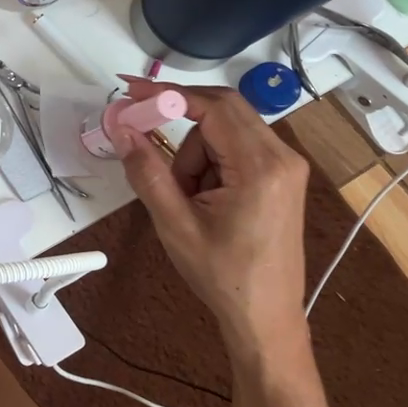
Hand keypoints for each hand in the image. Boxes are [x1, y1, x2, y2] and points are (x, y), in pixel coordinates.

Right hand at [112, 77, 310, 356]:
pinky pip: (234, 148)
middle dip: (177, 120)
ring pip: (224, 131)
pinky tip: (201, 199)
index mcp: (261, 168)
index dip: (169, 93)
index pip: (213, 106)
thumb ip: (146, 172)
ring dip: (192, 152)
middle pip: (222, 110)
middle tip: (140, 133)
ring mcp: (285, 167)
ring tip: (183, 198)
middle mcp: (282, 157)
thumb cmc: (222, 275)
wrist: (265, 316)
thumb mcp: (174, 224)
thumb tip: (122, 128)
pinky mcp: (280, 177)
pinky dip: (207, 163)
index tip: (131, 90)